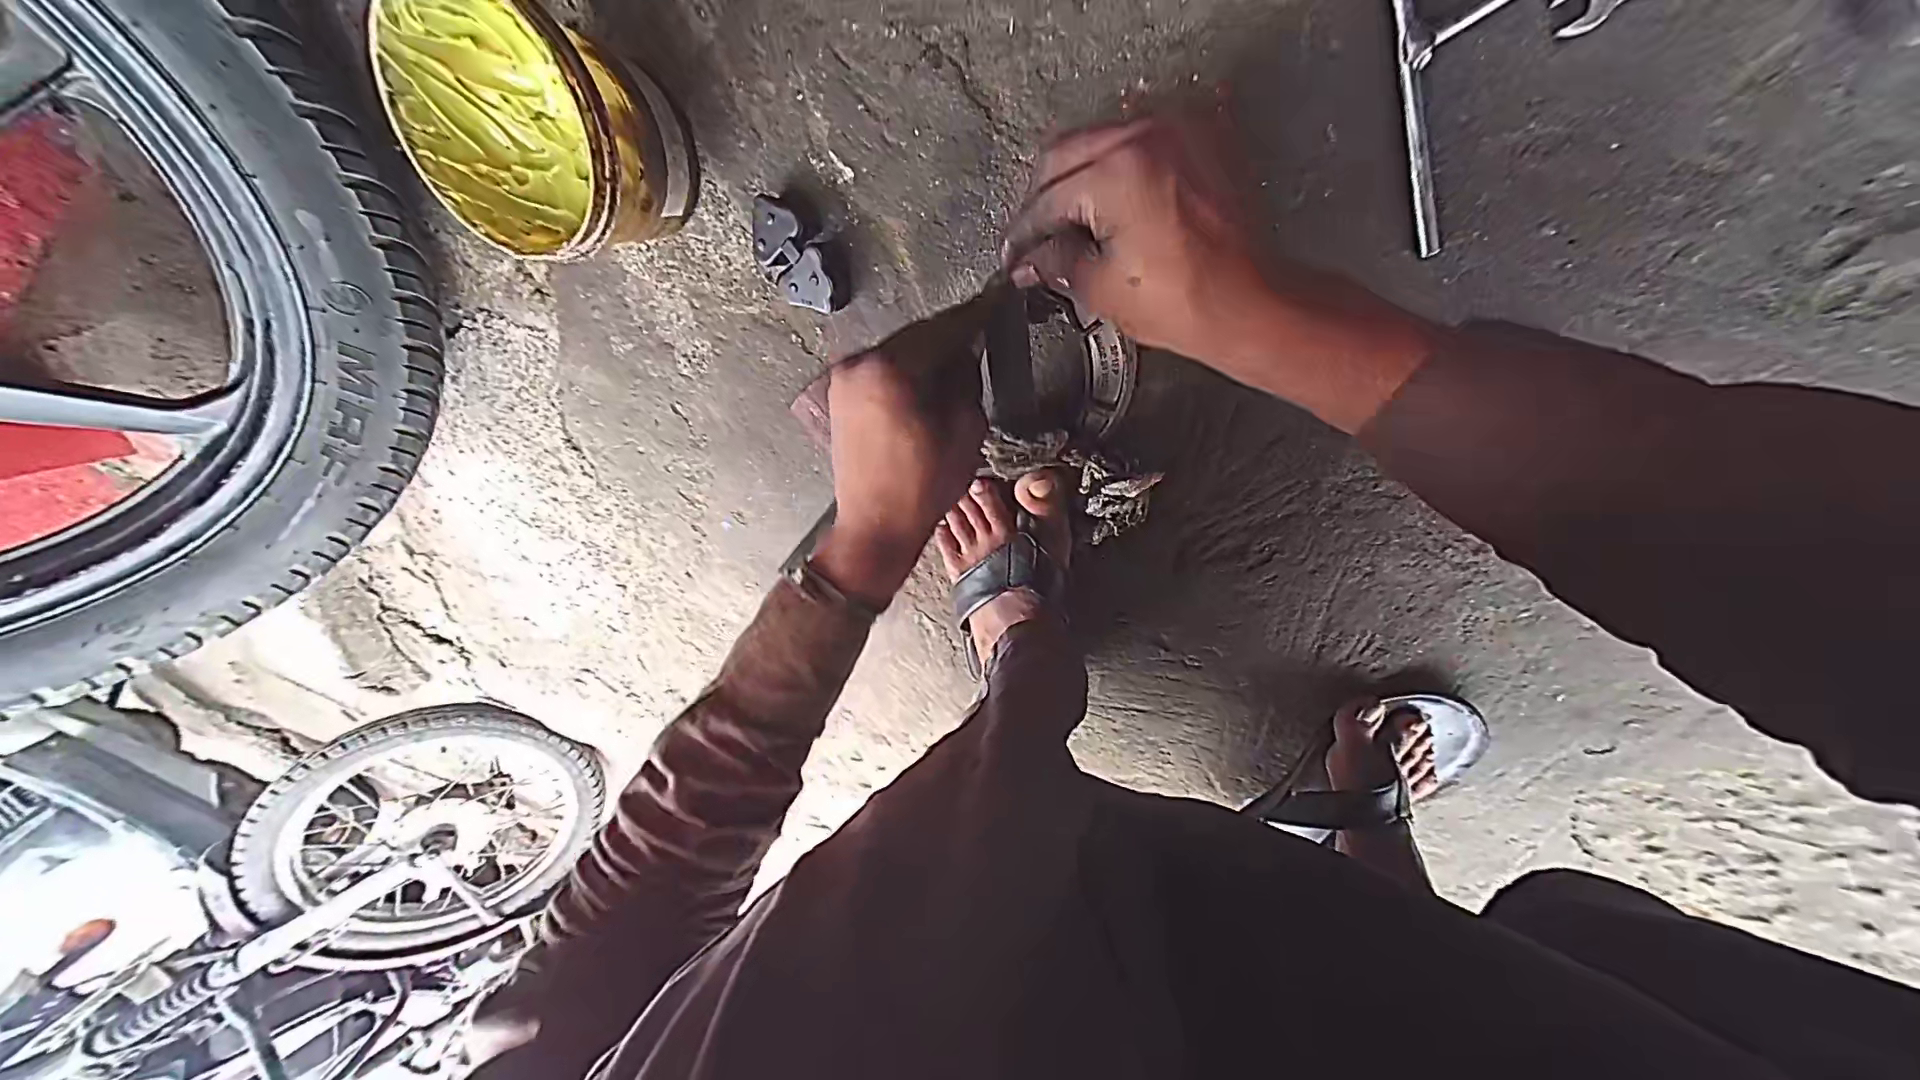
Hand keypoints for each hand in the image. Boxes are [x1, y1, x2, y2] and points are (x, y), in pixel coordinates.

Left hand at [812, 294, 991, 607]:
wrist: (877, 526)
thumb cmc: (918, 490)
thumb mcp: (964, 429)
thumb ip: (967, 379)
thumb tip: (966, 354)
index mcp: (888, 371)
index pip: (941, 330)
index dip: (973, 318)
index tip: (992, 304)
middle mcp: (859, 368)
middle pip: (915, 337)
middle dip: (948, 339)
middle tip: (978, 338)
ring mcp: (845, 383)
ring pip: (897, 353)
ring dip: (926, 357)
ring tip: (955, 370)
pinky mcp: (842, 400)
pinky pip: (881, 372)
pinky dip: (905, 374)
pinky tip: (926, 387)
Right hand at [1003, 111, 1440, 432]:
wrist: (1245, 305)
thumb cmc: (1184, 302)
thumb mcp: (1100, 288)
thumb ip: (1056, 262)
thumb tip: (1030, 259)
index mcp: (1117, 173)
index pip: (1047, 197)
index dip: (1023, 233)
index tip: (1014, 256)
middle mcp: (1146, 138)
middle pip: (1062, 154)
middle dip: (1039, 200)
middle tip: (1031, 239)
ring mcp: (1175, 135)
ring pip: (1095, 142)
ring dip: (1070, 181)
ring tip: (1062, 226)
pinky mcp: (1194, 145)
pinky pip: (1132, 145)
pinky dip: (1107, 172)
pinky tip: (1099, 208)